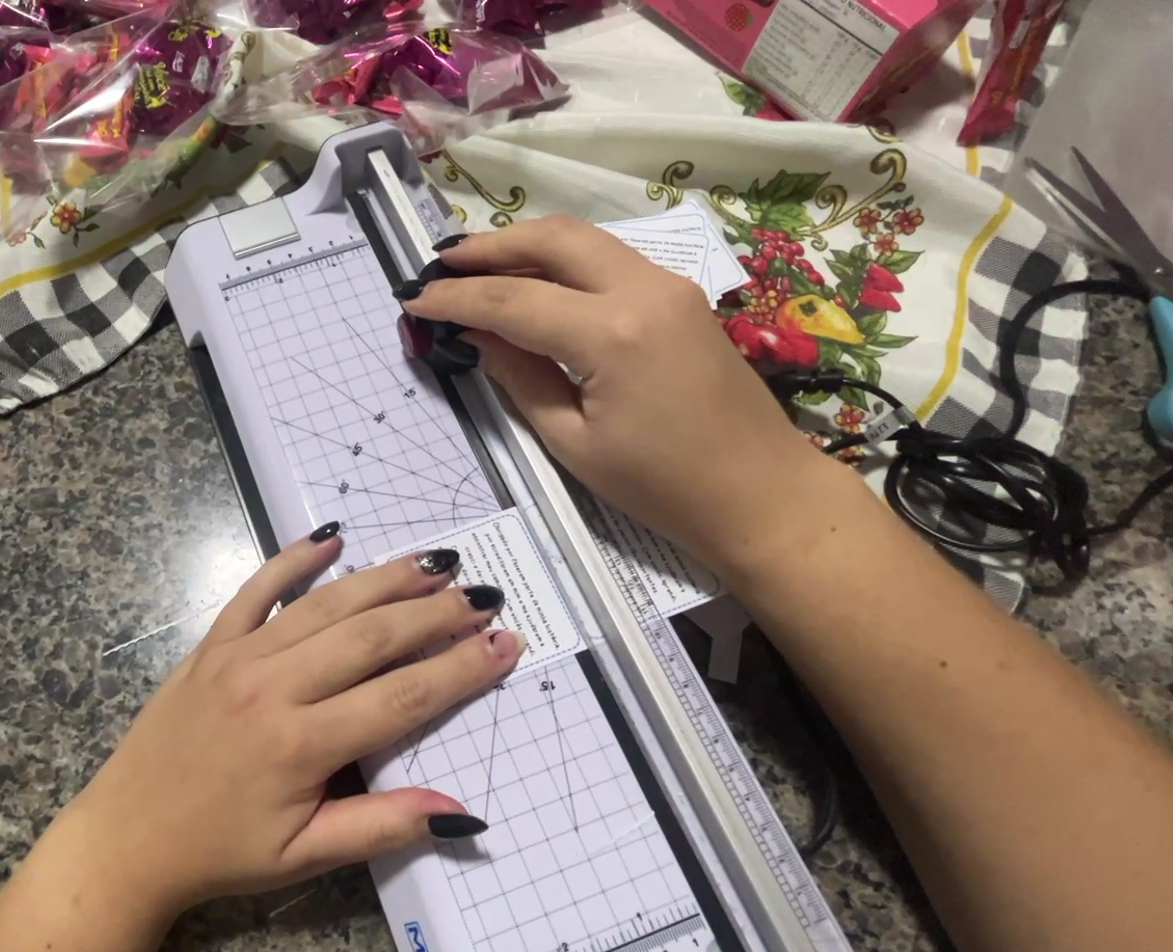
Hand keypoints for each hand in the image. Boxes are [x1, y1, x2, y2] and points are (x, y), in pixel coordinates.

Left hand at [55, 527, 524, 918]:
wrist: (126, 837)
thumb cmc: (220, 852)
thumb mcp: (304, 856)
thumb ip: (383, 826)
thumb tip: (462, 813)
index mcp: (301, 744)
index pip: (402, 697)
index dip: (460, 669)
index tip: (506, 643)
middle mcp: (273, 686)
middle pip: (372, 637)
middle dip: (435, 615)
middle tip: (484, 597)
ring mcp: (239, 655)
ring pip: (326, 605)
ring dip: (385, 580)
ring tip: (434, 564)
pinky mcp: (211, 643)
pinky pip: (256, 588)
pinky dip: (294, 559)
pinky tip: (332, 537)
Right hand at [402, 216, 839, 573]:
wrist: (758, 492)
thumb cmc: (660, 486)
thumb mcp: (573, 443)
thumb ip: (520, 378)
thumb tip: (478, 335)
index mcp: (611, 334)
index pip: (514, 299)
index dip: (457, 297)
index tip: (414, 299)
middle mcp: (642, 289)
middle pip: (552, 239)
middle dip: (489, 246)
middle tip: (441, 263)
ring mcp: (668, 285)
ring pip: (583, 239)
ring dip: (525, 245)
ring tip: (476, 265)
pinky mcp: (679, 296)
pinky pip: (607, 260)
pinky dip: (561, 261)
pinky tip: (533, 282)